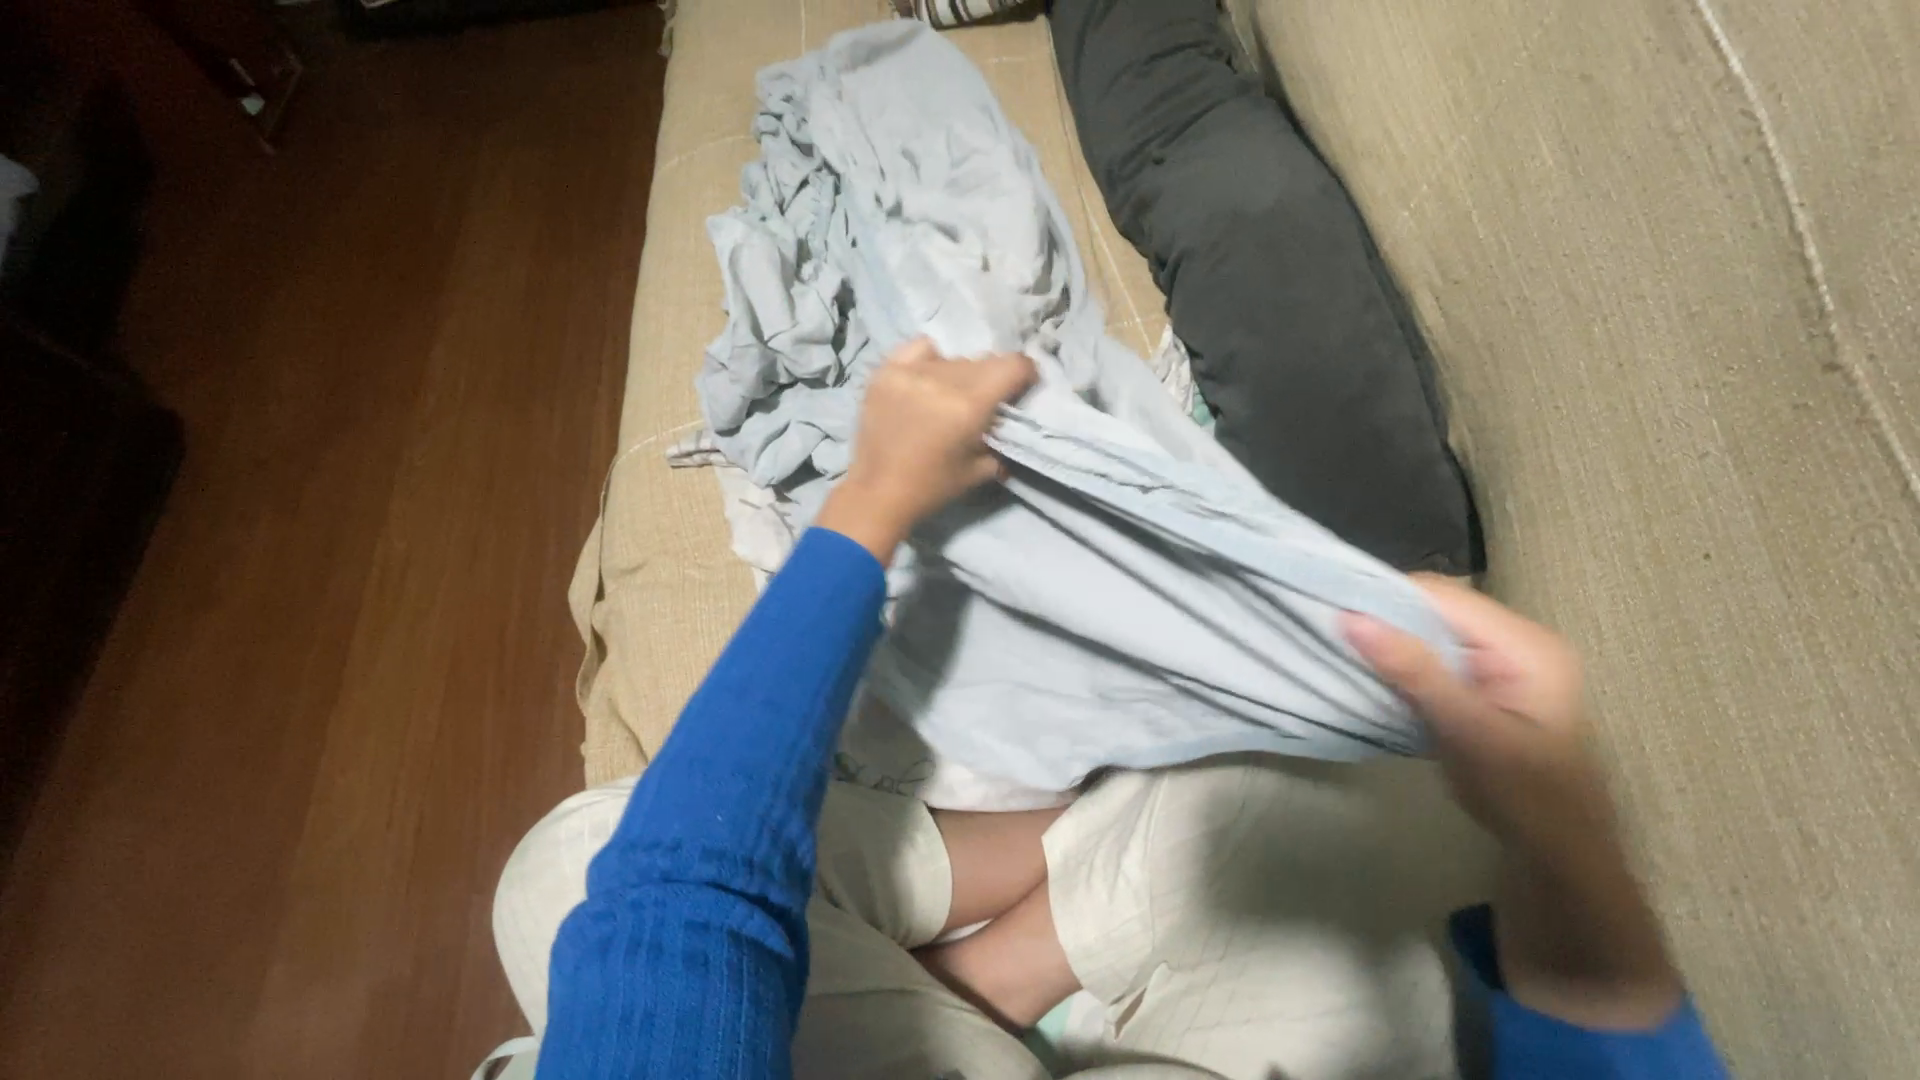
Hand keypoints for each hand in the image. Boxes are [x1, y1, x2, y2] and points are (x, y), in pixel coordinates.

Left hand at [814, 338, 1036, 561]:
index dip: (1025, 373)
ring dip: (960, 372)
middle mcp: (941, 380)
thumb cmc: (932, 486)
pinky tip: (927, 377)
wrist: (878, 492)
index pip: (1013, 365)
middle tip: (983, 400)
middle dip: (992, 378)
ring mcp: (910, 372)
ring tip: (949, 395)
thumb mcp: (980, 469)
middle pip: (984, 361)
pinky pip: (919, 348)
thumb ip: (1001, 438)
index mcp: (969, 405)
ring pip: (953, 357)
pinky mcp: (885, 372)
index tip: (1022, 385)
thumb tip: (1009, 418)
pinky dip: (930, 359)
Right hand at [1340, 575, 1605, 858]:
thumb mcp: (1466, 731)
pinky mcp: (1485, 677)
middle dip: (1384, 616)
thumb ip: (1413, 670)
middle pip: (1435, 606)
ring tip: (1343, 646)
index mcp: (1526, 644)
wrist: (1558, 849)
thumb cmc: (1522, 794)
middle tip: (1330, 630)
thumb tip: (1351, 618)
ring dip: (1389, 637)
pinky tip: (1374, 669)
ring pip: (1429, 627)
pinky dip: (1402, 657)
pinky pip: (1434, 650)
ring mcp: (1503, 658)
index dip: (1386, 597)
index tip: (1332, 611)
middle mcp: (1518, 639)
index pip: (1443, 596)